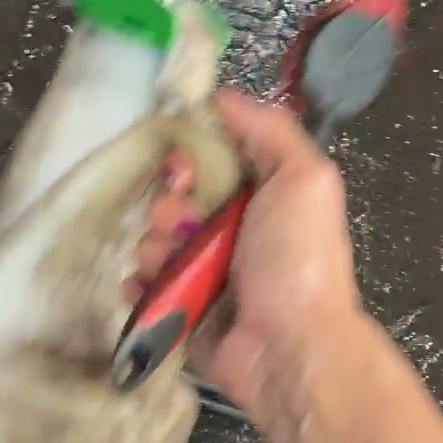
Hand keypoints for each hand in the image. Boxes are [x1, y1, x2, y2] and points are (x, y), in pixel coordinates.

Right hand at [127, 90, 363, 411]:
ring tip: (177, 269)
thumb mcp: (303, 179)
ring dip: (156, 251)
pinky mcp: (176, 307)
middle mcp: (225, 230)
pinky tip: (152, 291)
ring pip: (149, 242)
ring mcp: (198, 271)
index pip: (204, 161)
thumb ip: (268, 131)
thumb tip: (220, 97)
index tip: (184, 170)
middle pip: (169, 200)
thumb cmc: (297, 260)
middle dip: (168, 208)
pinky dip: (140, 286)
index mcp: (256, 197)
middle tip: (187, 225)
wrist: (287, 345)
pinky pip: (139, 284)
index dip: (187, 158)